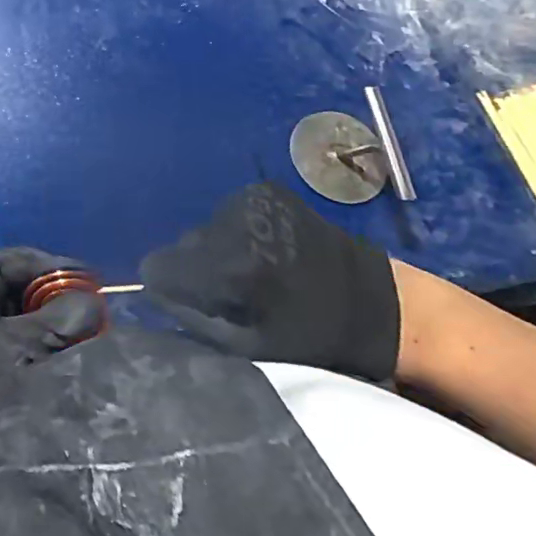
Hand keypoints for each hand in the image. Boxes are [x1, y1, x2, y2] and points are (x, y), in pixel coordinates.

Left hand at [0, 248, 103, 462]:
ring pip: (29, 305)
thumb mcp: (23, 345)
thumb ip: (62, 317)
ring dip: (54, 322)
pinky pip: (20, 326)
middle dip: (62, 302)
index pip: (32, 259)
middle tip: (94, 322)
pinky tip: (59, 354)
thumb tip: (94, 300)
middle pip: (31, 282)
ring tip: (80, 340)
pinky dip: (42, 337)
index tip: (102, 294)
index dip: (68, 274)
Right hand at [138, 182, 399, 381]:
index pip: (158, 266)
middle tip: (230, 289)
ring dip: (217, 248)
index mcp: (229, 268)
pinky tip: (264, 248)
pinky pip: (226, 213)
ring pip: (204, 228)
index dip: (170, 285)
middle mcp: (232, 226)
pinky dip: (236, 231)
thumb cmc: (312, 335)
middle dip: (197, 267)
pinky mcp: (264, 190)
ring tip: (251, 269)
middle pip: (183, 246)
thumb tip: (154, 294)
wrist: (380, 304)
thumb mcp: (247, 344)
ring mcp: (249, 202)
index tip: (191, 299)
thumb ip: (193, 318)